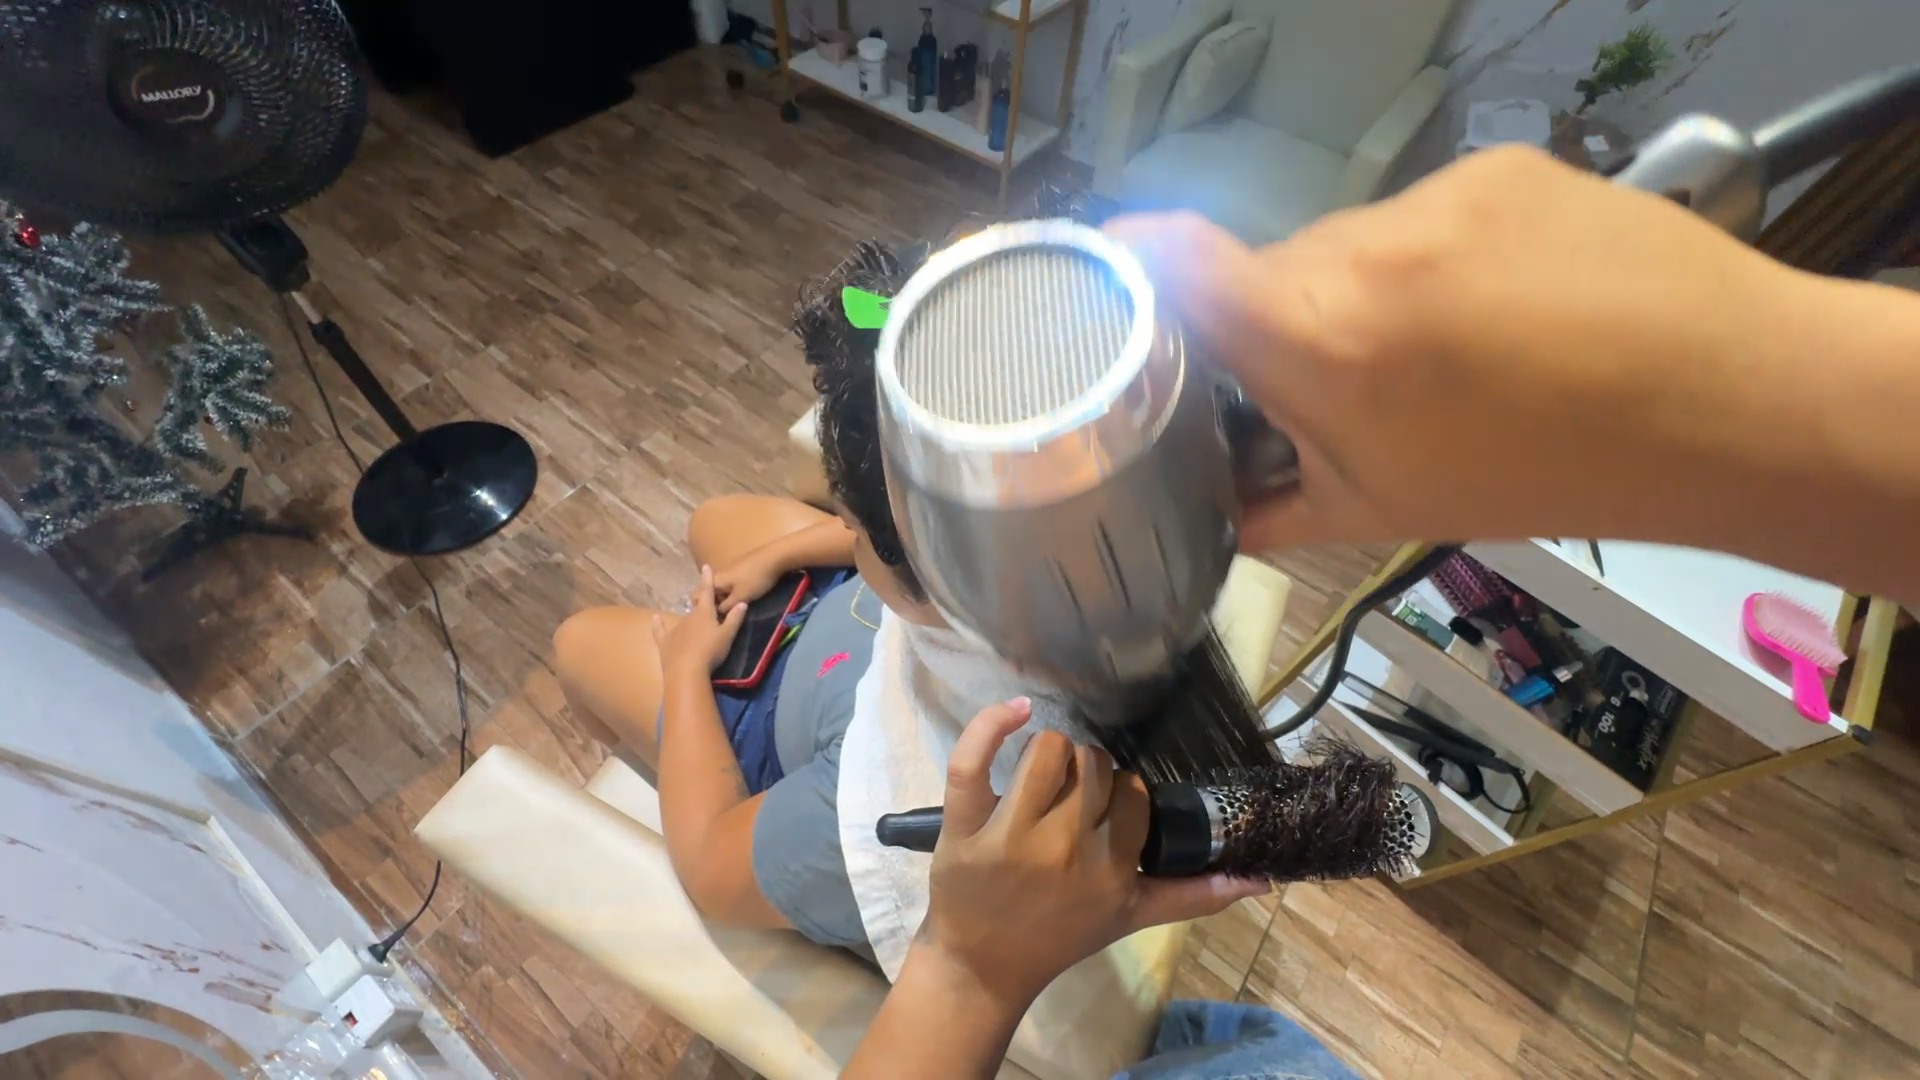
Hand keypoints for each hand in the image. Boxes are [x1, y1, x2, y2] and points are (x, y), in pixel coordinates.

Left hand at [654, 565, 748, 675]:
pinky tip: (655, 618)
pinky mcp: (665, 643)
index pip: (707, 592)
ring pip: (683, 619)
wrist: (687, 671)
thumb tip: (742, 602)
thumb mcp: (728, 635)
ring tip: (695, 622)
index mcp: (704, 614)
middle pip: (696, 607)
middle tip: (708, 604)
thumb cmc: (711, 652)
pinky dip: (658, 624)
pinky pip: (660, 630)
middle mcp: (688, 617)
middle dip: (701, 603)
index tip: (706, 567)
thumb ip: (735, 618)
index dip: (707, 579)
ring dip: (689, 618)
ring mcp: (675, 630)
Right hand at [712, 550, 783, 611]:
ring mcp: (732, 567)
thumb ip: (727, 606)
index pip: (700, 595)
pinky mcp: (743, 566)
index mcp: (716, 580)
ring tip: (738, 607)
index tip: (717, 618)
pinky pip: (734, 581)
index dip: (706, 607)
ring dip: (728, 596)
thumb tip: (717, 612)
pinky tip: (747, 594)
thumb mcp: (741, 597)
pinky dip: (736, 589)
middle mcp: (720, 572)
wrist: (775, 557)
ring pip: (724, 586)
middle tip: (729, 614)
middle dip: (718, 603)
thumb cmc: (756, 579)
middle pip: (713, 591)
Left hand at [916, 699, 1268, 1006]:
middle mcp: (1065, 848)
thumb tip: (1259, 878)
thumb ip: (1193, 896)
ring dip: (1050, 753)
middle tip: (1071, 795)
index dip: (1122, 793)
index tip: (1106, 809)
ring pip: (1047, 750)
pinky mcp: (964, 822)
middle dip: (1088, 771)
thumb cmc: (1058, 935)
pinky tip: (1015, 709)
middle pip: (1093, 765)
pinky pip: (973, 760)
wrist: (983, 965)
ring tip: (1042, 776)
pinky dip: (991, 724)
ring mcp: (1009, 834)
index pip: (1134, 793)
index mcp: (1111, 869)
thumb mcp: (1130, 918)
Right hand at [1106, 146, 1801, 552]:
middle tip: (1316, 383)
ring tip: (1412, 353)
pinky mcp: (1492, 171)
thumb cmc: (1528, 472)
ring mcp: (1430, 199)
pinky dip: (1410, 267)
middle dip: (1268, 326)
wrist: (1727, 402)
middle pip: (1261, 273)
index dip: (1122, 257)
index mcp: (1315, 337)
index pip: (1179, 261)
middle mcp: (1357, 249)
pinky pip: (1405, 221)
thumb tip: (1203, 519)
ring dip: (1341, 299)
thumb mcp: (1373, 511)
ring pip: (1332, 249)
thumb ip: (1264, 513)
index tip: (1100, 273)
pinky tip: (1472, 310)